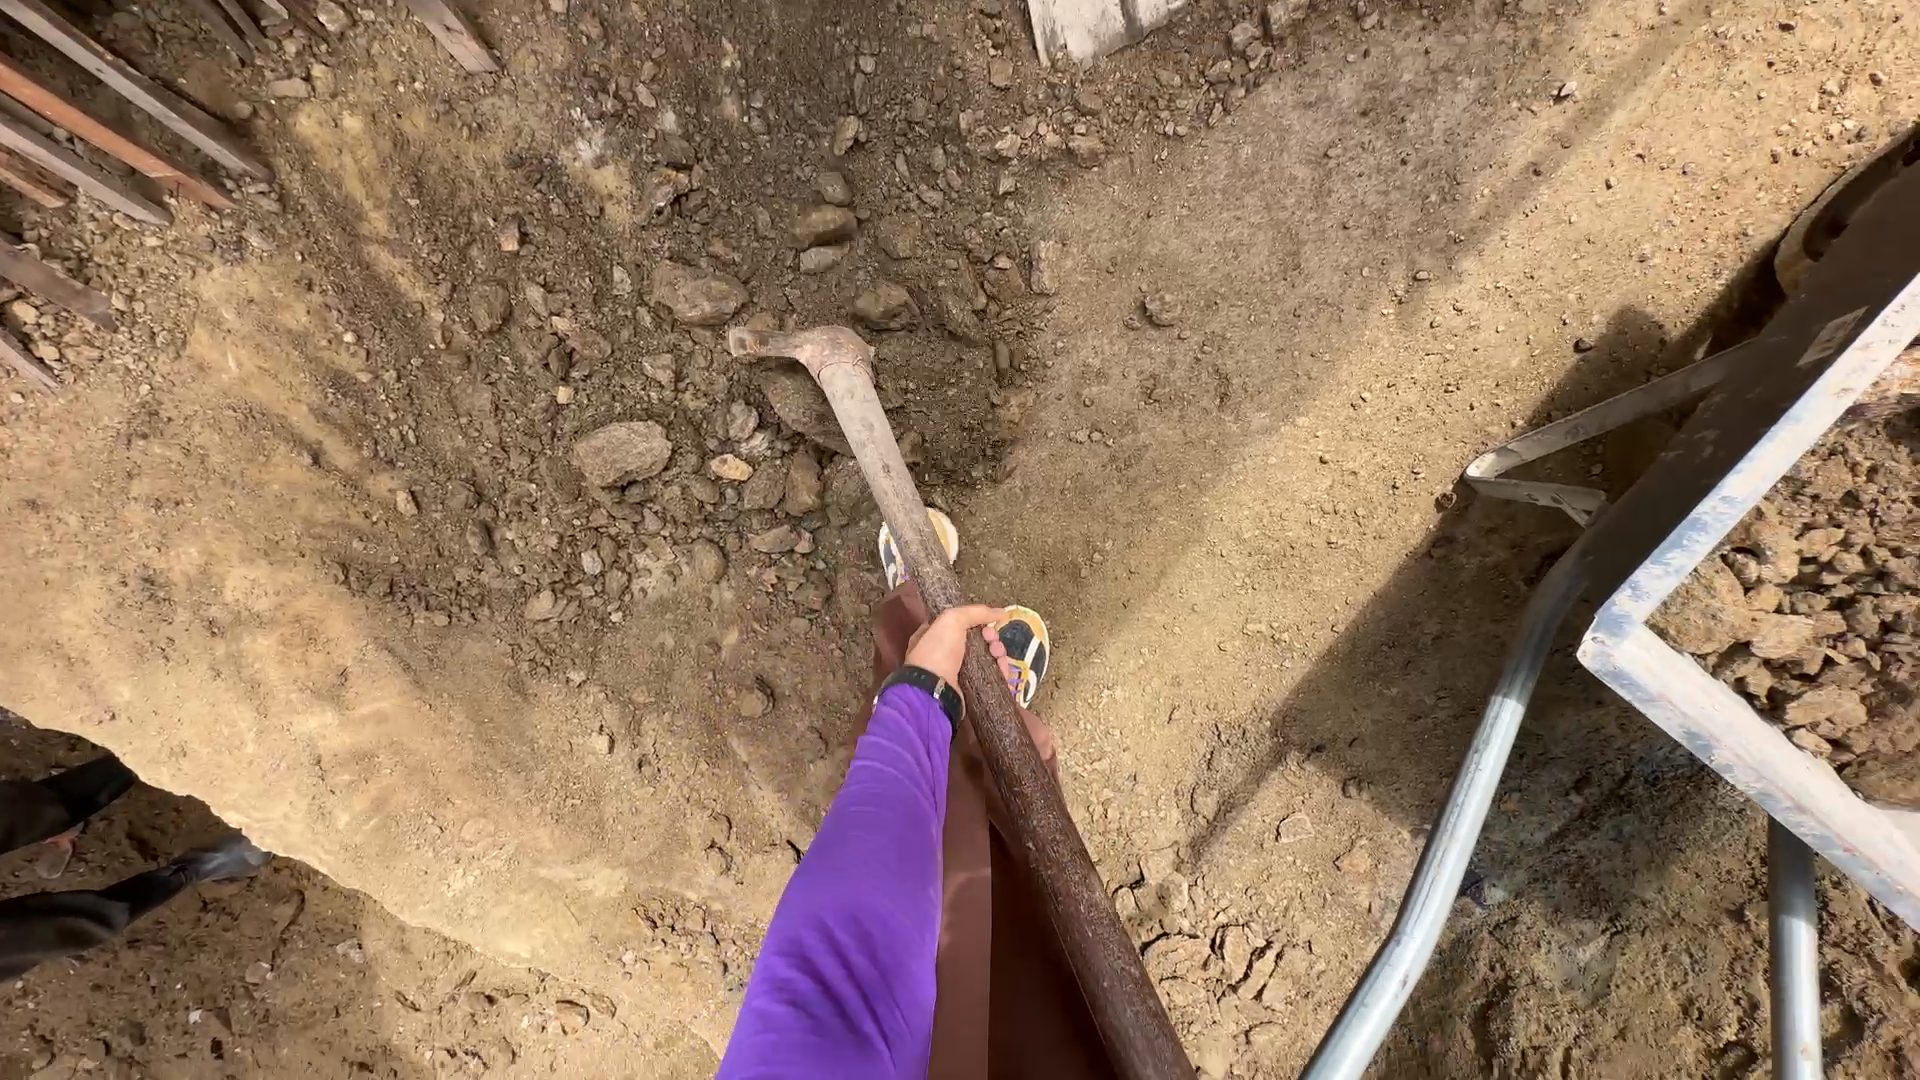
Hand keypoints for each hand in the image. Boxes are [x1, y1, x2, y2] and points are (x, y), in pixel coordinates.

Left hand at [903, 604, 1006, 684]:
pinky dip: (999, 671)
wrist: (934, 691)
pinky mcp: (970, 689)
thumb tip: (1001, 612)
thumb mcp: (952, 620)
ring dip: (997, 653)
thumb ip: (976, 612)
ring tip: (999, 655)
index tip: (987, 623)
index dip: (976, 621)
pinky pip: (989, 677)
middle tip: (993, 640)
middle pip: (976, 641)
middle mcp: (944, 654)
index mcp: (933, 636)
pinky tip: (1003, 668)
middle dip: (990, 637)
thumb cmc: (938, 651)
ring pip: (985, 658)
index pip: (960, 624)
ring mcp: (957, 673)